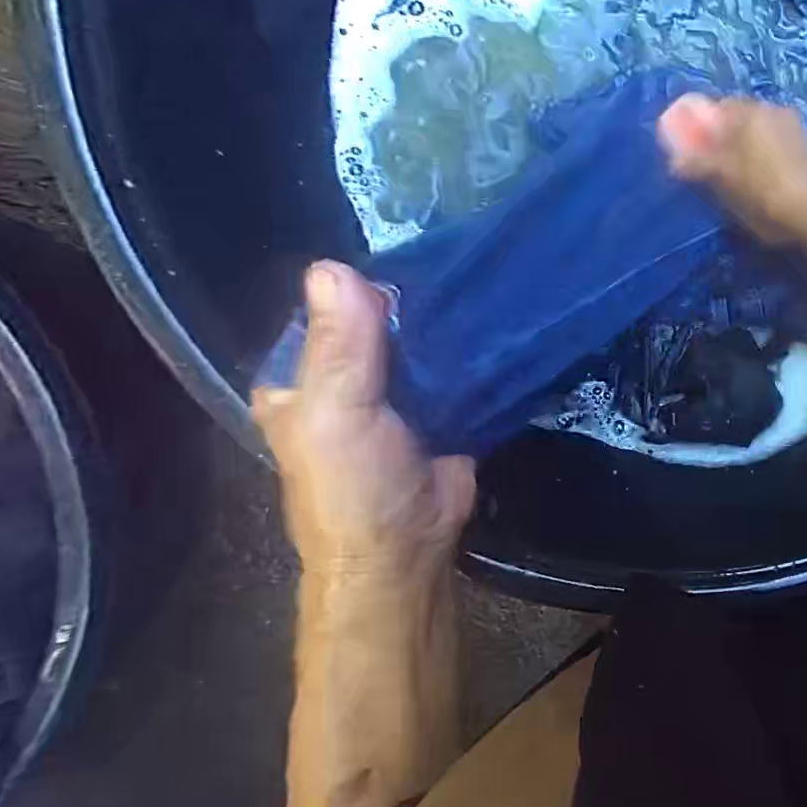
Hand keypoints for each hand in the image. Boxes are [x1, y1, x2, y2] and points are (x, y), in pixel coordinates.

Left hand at [252, 261, 475, 583]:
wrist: (410, 546)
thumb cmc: (353, 486)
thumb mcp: (335, 412)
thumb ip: (341, 348)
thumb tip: (333, 267)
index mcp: (302, 379)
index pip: (329, 315)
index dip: (362, 289)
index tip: (409, 260)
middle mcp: (348, 383)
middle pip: (383, 326)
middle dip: (417, 302)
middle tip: (463, 269)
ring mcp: (401, 396)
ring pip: (426, 345)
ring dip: (452, 324)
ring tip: (490, 287)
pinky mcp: (447, 409)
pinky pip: (461, 370)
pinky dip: (478, 352)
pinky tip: (504, 326)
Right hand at [657, 93, 806, 244]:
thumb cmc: (766, 195)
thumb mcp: (727, 183)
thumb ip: (700, 166)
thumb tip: (676, 162)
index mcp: (751, 113)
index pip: (718, 107)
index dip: (703, 124)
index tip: (694, 143)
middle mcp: (774, 110)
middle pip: (742, 116)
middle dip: (726, 133)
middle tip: (714, 159)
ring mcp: (796, 127)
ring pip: (762, 128)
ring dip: (748, 142)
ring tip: (739, 170)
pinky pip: (779, 141)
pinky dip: (767, 151)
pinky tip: (765, 174)